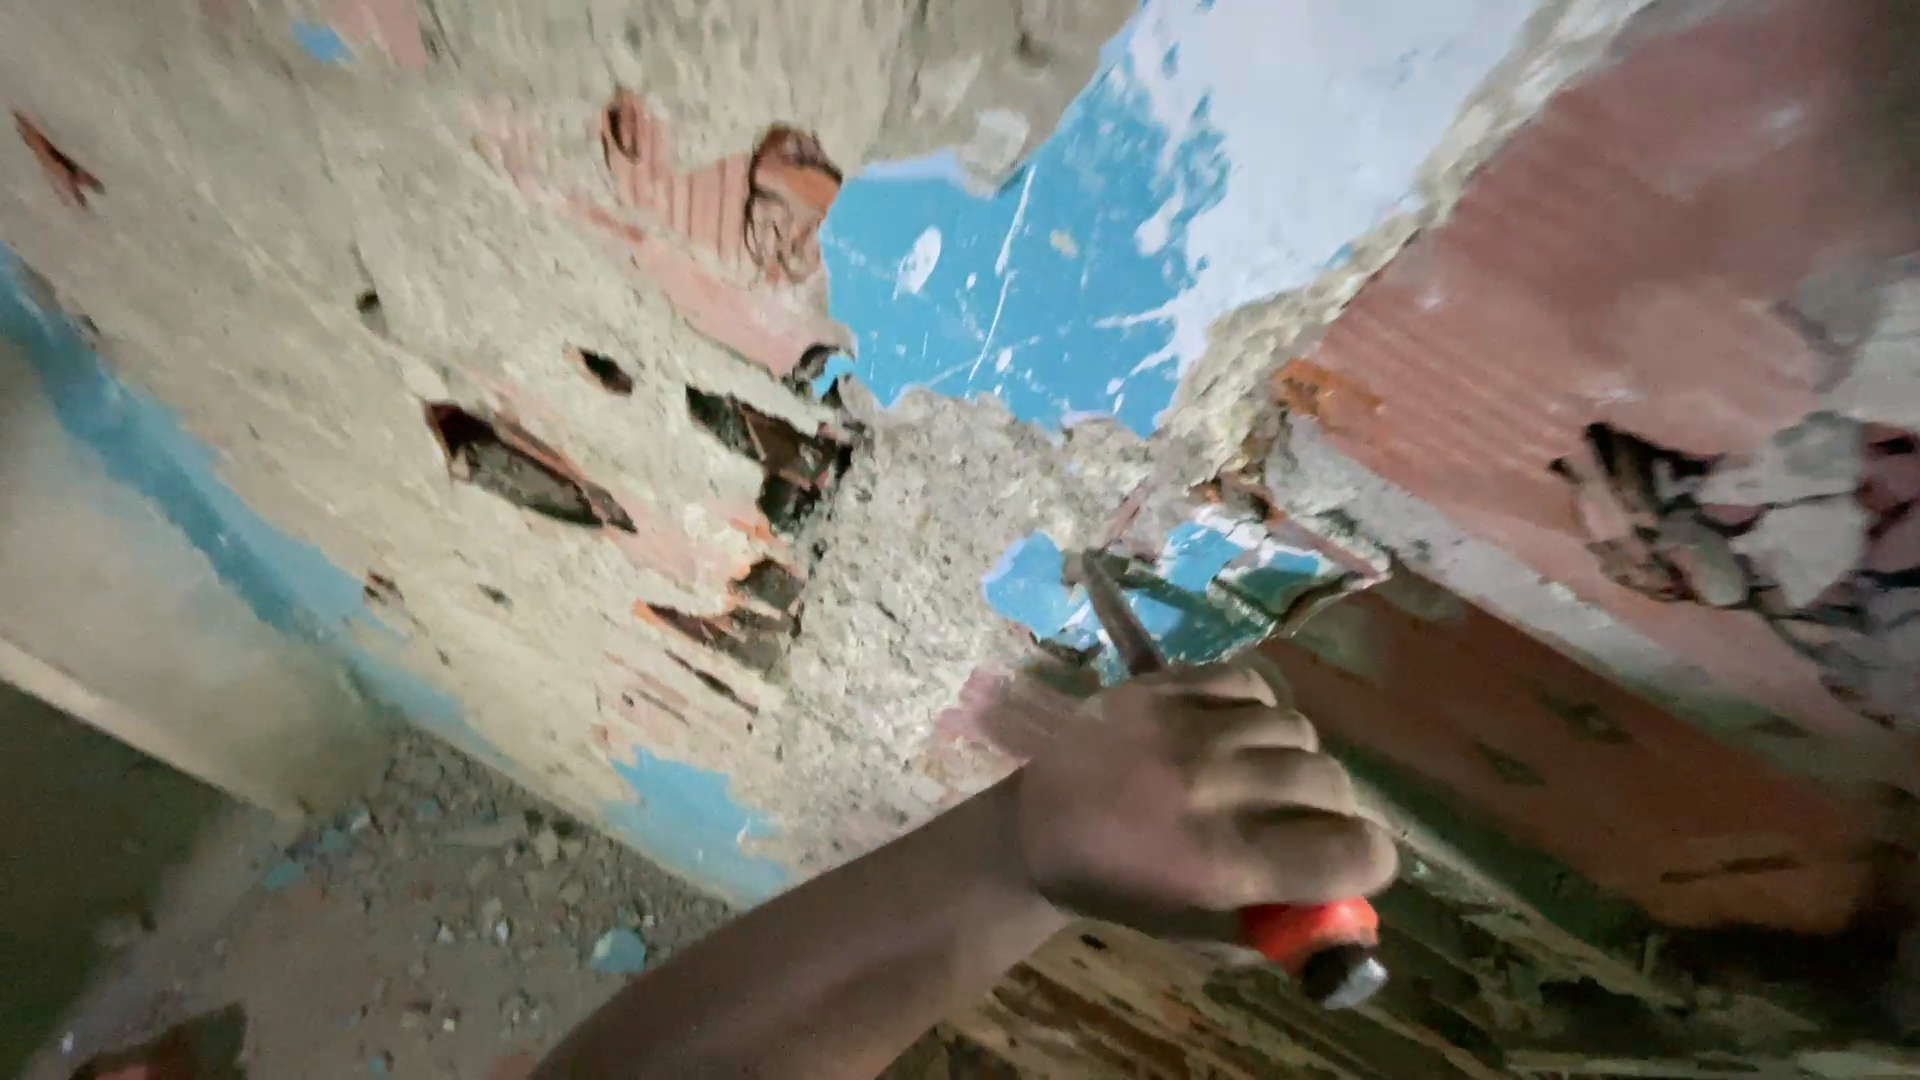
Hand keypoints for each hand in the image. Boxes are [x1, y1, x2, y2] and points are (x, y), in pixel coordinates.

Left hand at [1015, 660, 1395, 937]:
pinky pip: (1246, 679)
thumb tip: (1353, 909)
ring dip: (1295, 754)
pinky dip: (1258, 706)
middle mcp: (1207, 785)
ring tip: (1264, 769)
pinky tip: (1238, 728)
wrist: (1038, 828)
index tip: (1349, 859)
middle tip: (1303, 816)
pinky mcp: (1156, 686)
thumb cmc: (1121, 889)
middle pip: (1329, 780)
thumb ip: (1284, 929)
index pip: (1351, 851)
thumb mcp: (1202, 935)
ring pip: (1294, 725)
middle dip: (1333, 808)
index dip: (1367, 861)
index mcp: (1220, 863)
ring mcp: (1180, 726)